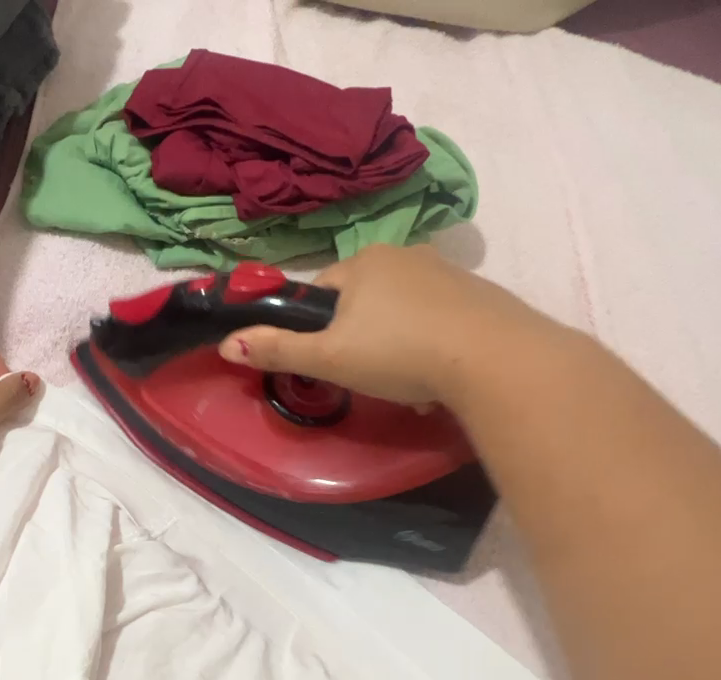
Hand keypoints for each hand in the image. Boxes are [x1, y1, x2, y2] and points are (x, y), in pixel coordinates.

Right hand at [216, 244, 568, 407]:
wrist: (492, 359)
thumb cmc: (398, 352)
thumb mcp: (328, 357)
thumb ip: (278, 350)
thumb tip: (227, 344)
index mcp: (364, 261)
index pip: (323, 290)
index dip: (317, 327)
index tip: (327, 358)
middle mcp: (405, 254)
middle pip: (362, 302)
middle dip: (358, 338)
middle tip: (364, 375)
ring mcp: (446, 272)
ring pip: (399, 314)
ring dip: (394, 346)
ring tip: (403, 384)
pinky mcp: (477, 295)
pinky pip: (434, 321)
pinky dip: (428, 347)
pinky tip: (434, 378)